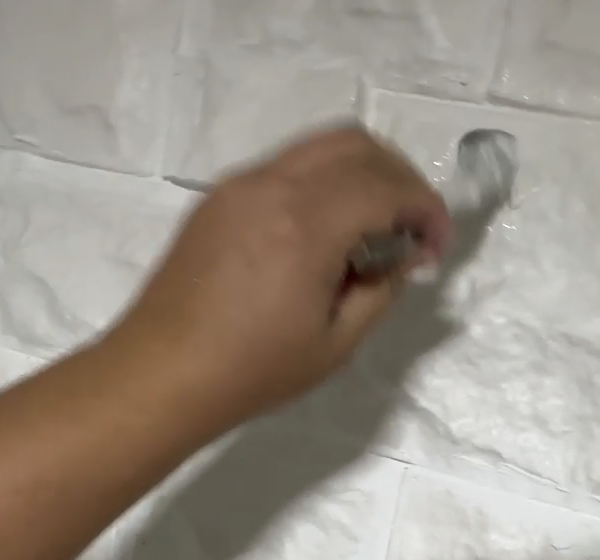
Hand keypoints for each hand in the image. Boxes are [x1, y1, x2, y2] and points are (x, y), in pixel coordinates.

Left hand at [106, 124, 453, 424]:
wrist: (163, 374)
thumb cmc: (252, 372)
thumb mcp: (335, 346)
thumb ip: (379, 293)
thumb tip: (401, 260)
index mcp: (305, 225)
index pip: (387, 187)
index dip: (426, 210)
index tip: (437, 249)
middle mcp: (272, 186)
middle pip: (356, 144)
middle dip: (400, 178)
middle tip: (413, 230)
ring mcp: (240, 186)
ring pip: (319, 148)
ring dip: (361, 177)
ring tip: (373, 232)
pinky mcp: (219, 198)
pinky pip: (286, 169)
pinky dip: (322, 185)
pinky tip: (325, 236)